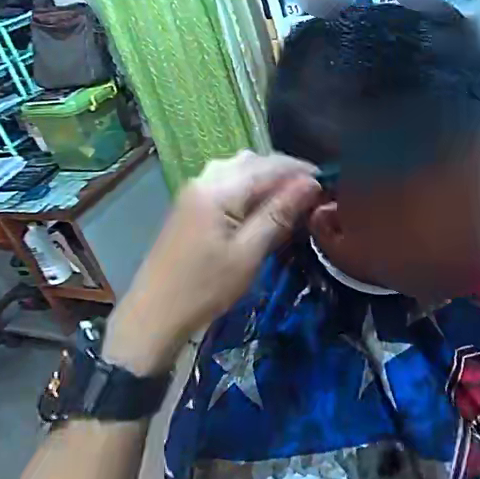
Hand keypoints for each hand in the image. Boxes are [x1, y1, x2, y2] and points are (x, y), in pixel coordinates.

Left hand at [103, 152, 319, 373]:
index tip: (327, 182)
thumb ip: (280, 214)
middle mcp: (205, 180)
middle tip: (311, 192)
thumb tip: (311, 184)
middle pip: (253, 161)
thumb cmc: (205, 288)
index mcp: (218, 190)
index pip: (269, 166)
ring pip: (239, 168)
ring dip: (266, 177)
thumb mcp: (249, 253)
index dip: (300, 170)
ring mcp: (194, 191)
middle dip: (284, 171)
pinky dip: (249, 186)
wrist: (152, 317)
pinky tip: (261, 206)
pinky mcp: (190, 205)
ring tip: (289, 198)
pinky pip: (226, 180)